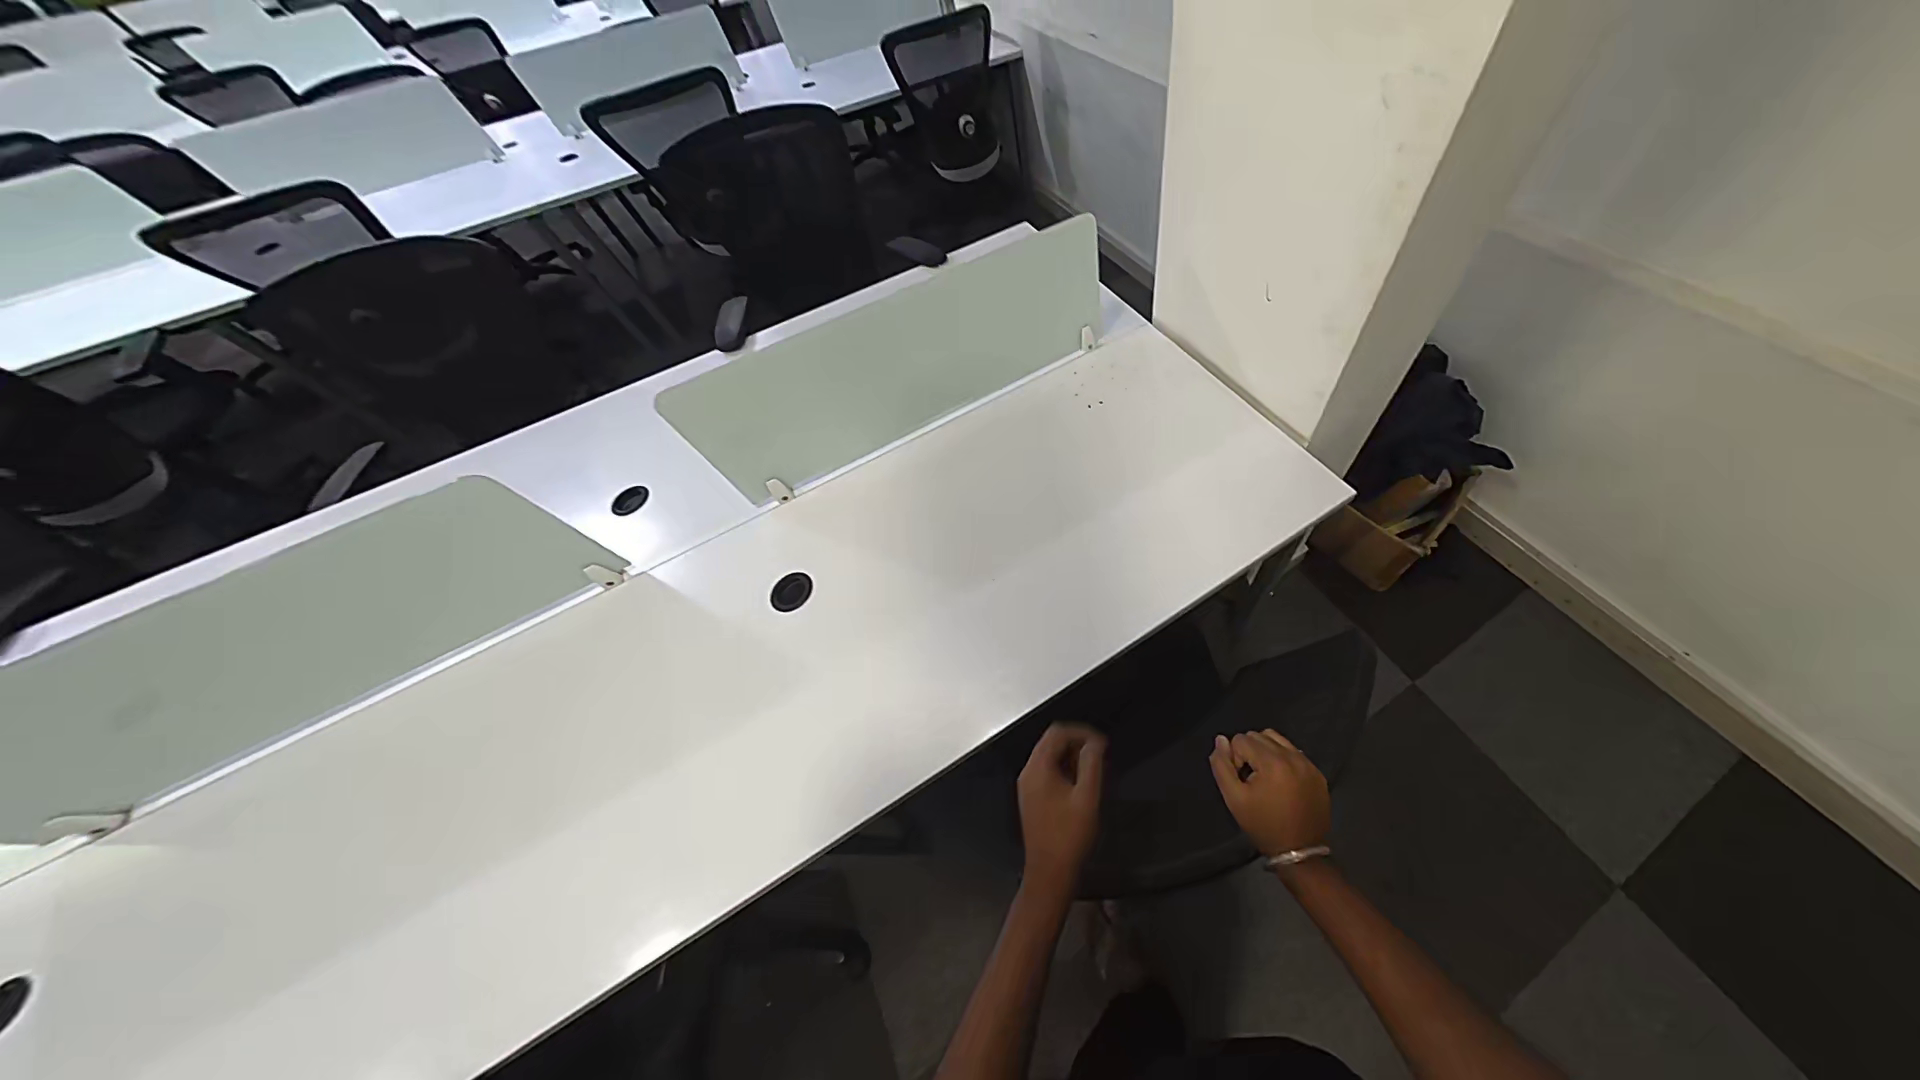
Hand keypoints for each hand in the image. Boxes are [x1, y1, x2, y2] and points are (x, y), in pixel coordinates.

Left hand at [1017, 723, 1106, 889]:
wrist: (1049, 872)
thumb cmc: (1069, 835)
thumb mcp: (1087, 797)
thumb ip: (1092, 765)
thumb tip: (1096, 743)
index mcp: (1038, 767)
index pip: (1057, 732)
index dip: (1081, 732)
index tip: (1102, 744)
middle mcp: (1028, 772)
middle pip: (1051, 742)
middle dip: (1077, 745)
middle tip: (1100, 760)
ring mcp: (1027, 785)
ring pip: (1050, 757)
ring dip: (1072, 759)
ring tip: (1094, 774)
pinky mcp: (1031, 797)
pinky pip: (1047, 772)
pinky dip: (1065, 771)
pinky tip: (1081, 787)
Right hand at [1209, 729, 1329, 856]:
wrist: (1299, 851)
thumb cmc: (1262, 824)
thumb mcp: (1233, 797)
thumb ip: (1222, 765)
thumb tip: (1221, 740)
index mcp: (1273, 762)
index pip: (1241, 739)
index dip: (1235, 758)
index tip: (1242, 781)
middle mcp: (1293, 757)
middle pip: (1259, 735)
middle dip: (1249, 752)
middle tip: (1251, 779)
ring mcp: (1308, 764)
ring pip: (1277, 739)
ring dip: (1265, 751)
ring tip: (1265, 776)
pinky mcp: (1318, 773)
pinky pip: (1293, 752)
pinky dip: (1282, 758)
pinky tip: (1281, 781)